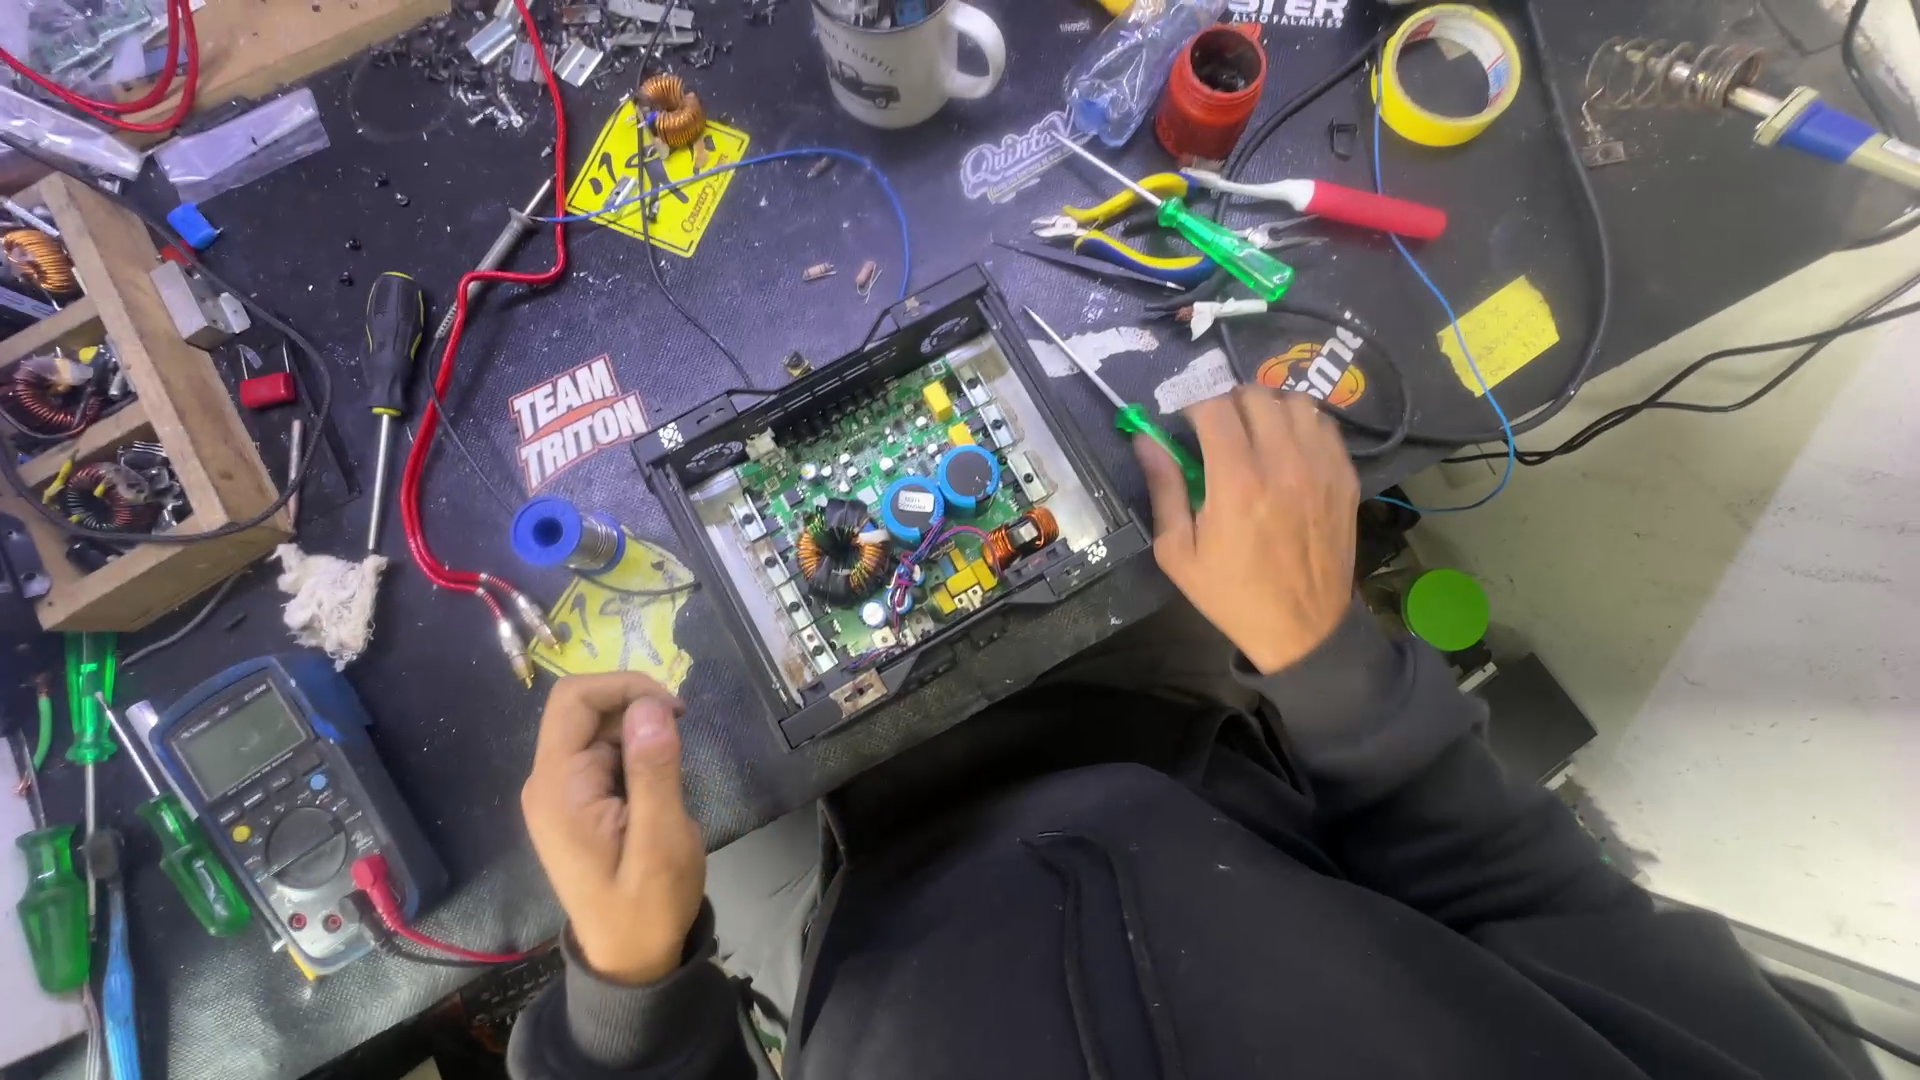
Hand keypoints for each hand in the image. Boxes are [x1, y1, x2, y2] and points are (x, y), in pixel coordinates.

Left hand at [521, 673, 704, 983]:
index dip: (625, 686)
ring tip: (673, 760)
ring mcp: (562, 790)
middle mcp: (550, 780)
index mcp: (559, 788)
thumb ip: (654, 770)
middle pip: (584, 706)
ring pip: (598, 724)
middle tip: (681, 730)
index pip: (574, 700)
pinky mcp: (578, 798)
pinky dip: (636, 745)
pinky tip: (659, 772)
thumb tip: (652, 706)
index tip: (674, 710)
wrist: (631, 957)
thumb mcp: (662, 840)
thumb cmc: (648, 905)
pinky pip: (604, 749)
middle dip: (636, 703)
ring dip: (639, 726)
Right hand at [1137, 388, 1358, 674]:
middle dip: (1227, 402)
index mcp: (1236, 482)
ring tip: (1253, 431)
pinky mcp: (1344, 477)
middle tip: (1215, 427)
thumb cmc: (1229, 593)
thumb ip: (1164, 488)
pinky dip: (1300, 423)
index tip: (1184, 421)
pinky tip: (1285, 447)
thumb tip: (1146, 441)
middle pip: (1255, 395)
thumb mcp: (1177, 551)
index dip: (1192, 404)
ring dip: (1267, 407)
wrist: (1301, 628)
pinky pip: (1324, 425)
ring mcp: (1320, 467)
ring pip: (1294, 401)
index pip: (1214, 407)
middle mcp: (1283, 463)